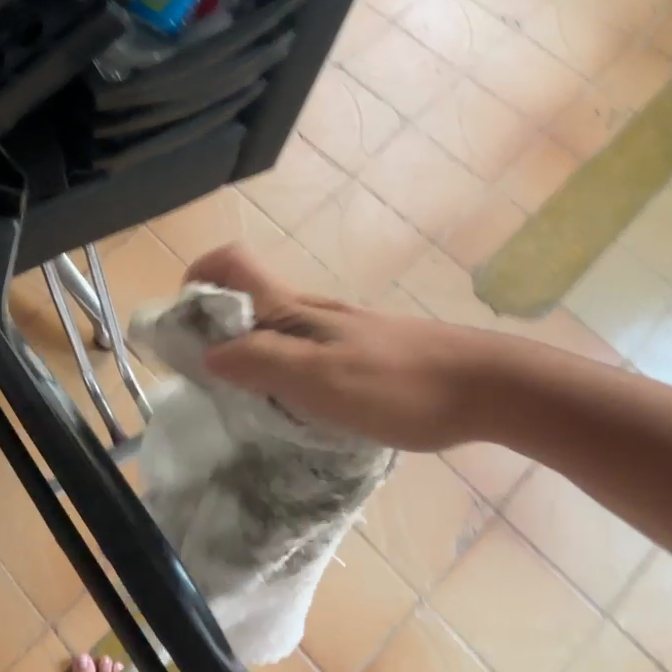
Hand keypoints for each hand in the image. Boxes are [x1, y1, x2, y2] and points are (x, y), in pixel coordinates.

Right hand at [185, 244, 500, 451]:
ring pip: (271, 328)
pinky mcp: (355, 352)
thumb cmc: (398, 384)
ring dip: (247, 354)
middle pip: (244, 297)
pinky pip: (298, 351)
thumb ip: (260, 362)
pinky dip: (279, 371)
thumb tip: (207, 355)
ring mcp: (334, 330)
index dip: (198, 278)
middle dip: (214, 329)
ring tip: (249, 404)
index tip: (184, 325)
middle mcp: (307, 310)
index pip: (232, 262)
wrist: (486, 388)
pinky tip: (295, 409)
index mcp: (292, 307)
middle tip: (211, 382)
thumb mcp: (319, 380)